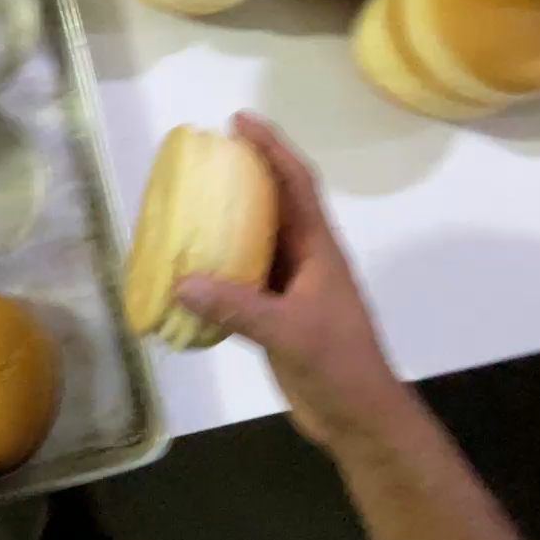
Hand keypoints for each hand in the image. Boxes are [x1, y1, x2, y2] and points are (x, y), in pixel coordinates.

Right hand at [173, 113, 411, 450]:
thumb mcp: (290, 332)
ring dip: (229, 213)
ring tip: (191, 197)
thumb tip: (181, 282)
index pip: (296, 183)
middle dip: (246, 171)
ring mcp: (290, 282)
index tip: (240, 121)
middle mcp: (304, 256)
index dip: (271, 148)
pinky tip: (189, 263)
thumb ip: (238, 307)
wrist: (359, 418)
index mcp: (318, 247)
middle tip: (207, 153)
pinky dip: (217, 260)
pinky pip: (242, 271)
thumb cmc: (339, 364)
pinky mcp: (275, 308)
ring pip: (257, 234)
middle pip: (275, 199)